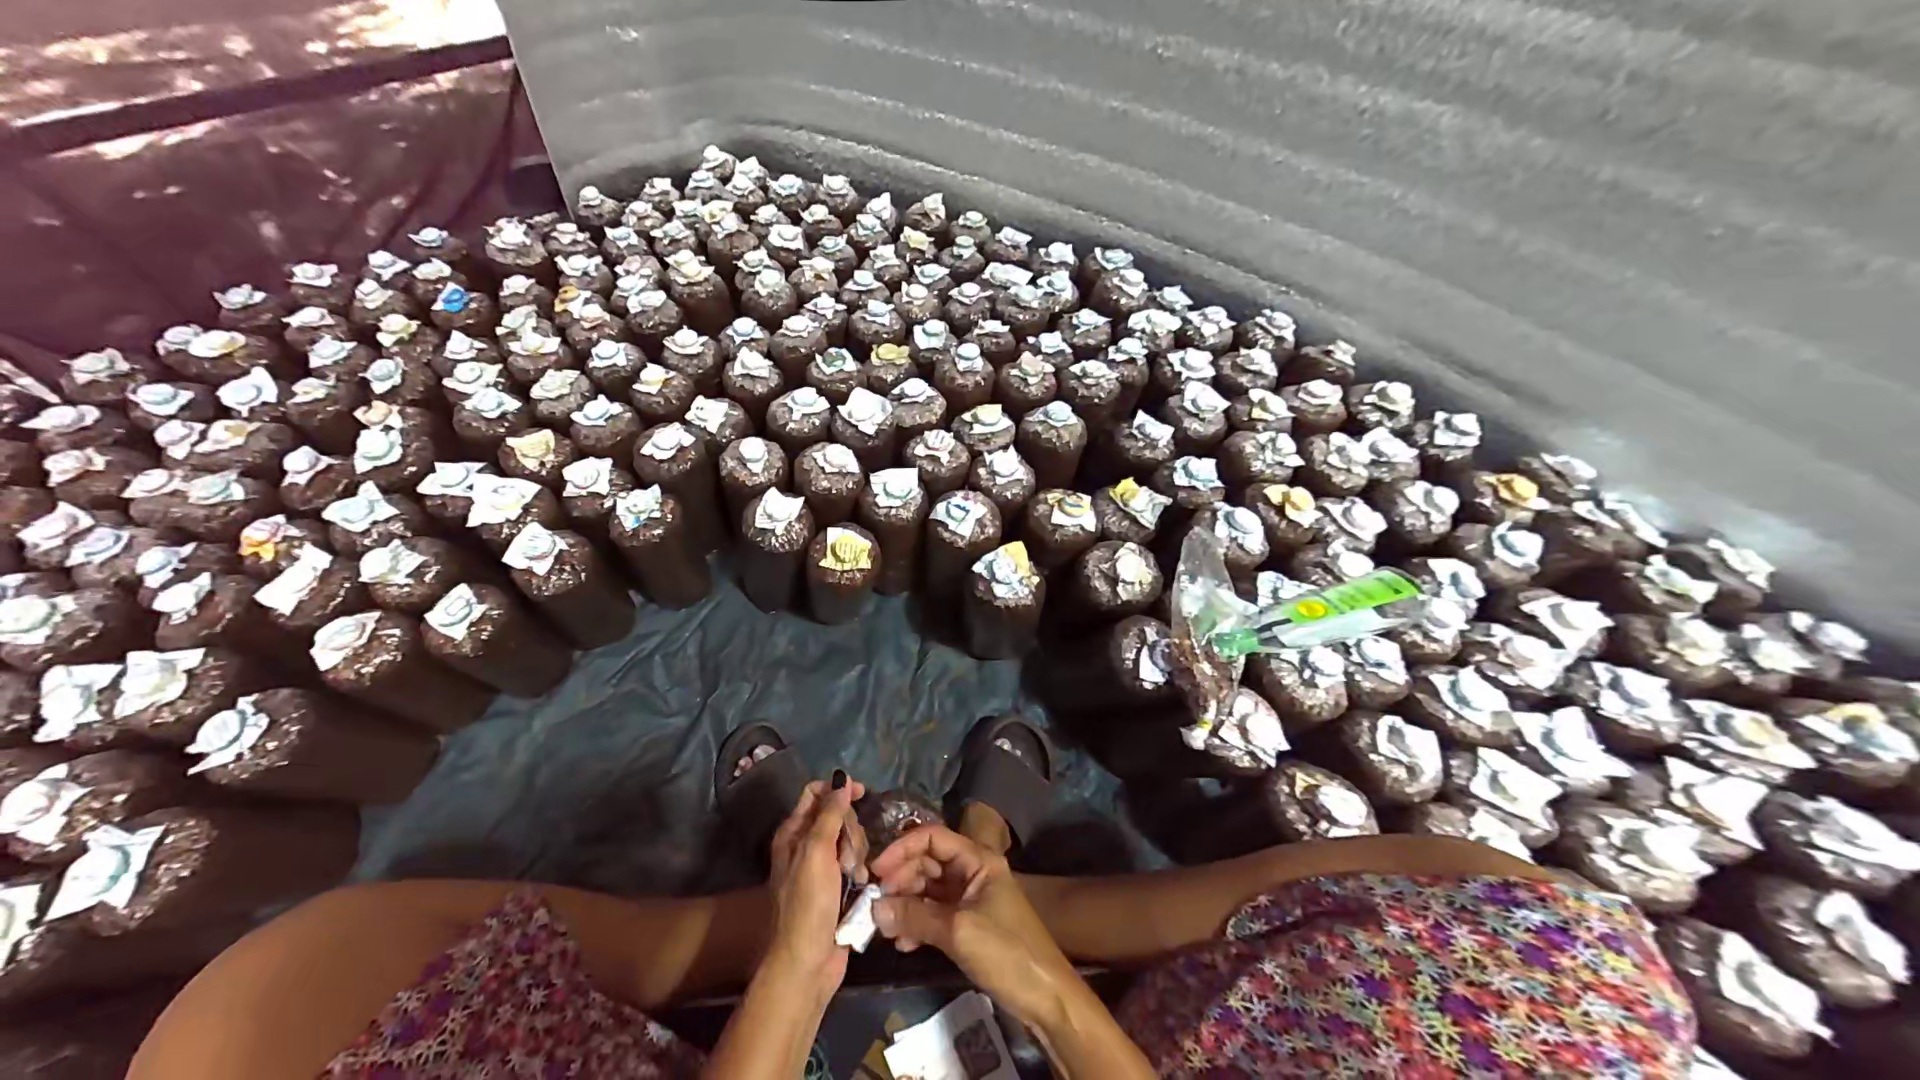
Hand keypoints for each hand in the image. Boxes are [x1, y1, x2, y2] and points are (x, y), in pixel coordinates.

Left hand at [764, 777, 867, 990]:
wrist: (806, 963)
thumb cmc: (807, 905)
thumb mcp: (816, 853)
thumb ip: (830, 814)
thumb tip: (841, 779)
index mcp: (793, 834)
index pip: (815, 794)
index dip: (838, 790)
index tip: (862, 794)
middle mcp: (805, 846)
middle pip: (838, 816)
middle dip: (850, 831)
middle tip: (848, 856)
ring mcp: (822, 868)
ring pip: (850, 840)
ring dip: (857, 853)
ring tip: (854, 877)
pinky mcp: (837, 888)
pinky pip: (856, 864)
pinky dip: (861, 871)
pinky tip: (861, 886)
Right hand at [868, 824, 1077, 1027]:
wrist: (1047, 999)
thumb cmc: (1008, 953)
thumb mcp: (958, 932)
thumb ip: (915, 917)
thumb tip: (874, 909)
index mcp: (978, 860)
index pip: (932, 838)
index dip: (902, 849)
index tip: (876, 872)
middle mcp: (973, 872)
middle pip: (928, 862)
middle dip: (901, 879)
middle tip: (876, 904)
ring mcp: (970, 899)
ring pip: (928, 890)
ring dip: (905, 905)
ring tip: (885, 928)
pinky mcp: (968, 924)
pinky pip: (934, 914)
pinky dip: (917, 924)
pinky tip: (902, 944)